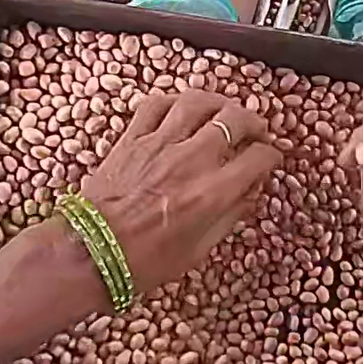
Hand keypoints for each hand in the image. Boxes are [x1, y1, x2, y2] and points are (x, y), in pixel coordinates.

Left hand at [80, 90, 282, 291]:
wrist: (91, 253)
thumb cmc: (144, 261)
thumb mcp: (197, 250)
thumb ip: (228, 218)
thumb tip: (248, 195)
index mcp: (211, 193)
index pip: (257, 158)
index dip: (271, 155)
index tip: (270, 159)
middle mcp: (190, 161)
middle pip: (234, 119)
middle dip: (253, 121)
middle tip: (255, 131)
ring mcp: (158, 145)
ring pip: (197, 102)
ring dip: (217, 103)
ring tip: (222, 112)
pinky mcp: (131, 139)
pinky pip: (155, 105)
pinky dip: (173, 102)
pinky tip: (180, 110)